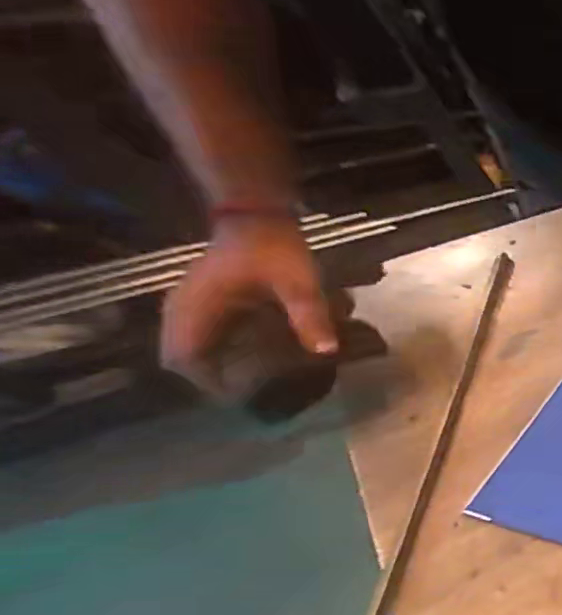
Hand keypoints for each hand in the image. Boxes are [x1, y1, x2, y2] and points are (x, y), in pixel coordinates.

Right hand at [160, 214, 336, 396]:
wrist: (260, 217)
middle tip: (258, 392)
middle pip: (184, 357)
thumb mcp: (298, 283)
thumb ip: (309, 315)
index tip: (242, 397)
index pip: (182, 358)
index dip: (206, 382)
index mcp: (193, 309)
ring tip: (261, 380)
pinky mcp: (209, 302)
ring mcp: (193, 306)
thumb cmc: (275, 248)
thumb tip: (326, 351)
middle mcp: (182, 311)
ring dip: (220, 365)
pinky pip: (208, 334)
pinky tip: (261, 356)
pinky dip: (227, 349)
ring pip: (195, 347)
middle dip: (215, 378)